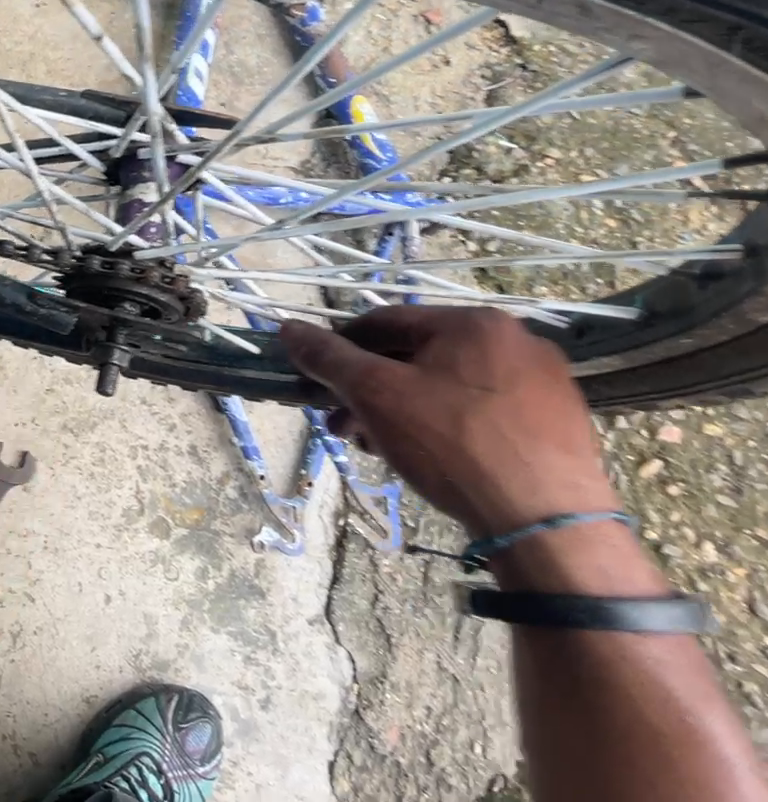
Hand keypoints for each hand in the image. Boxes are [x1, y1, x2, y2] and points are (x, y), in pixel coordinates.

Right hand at [279, 307, 620, 537]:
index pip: (382, 322)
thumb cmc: (451, 442)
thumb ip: (327, 356)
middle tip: (340, 424)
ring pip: (443, 385)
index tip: (317, 383)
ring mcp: (542, 381)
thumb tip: (288, 328)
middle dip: (366, 390)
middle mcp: (515, 340)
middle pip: (413, 356)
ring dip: (396, 409)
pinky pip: (477, 408)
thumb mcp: (373, 393)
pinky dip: (438, 423)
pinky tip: (420, 454)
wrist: (545, 520)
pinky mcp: (555, 420)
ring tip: (373, 445)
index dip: (338, 350)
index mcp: (473, 323)